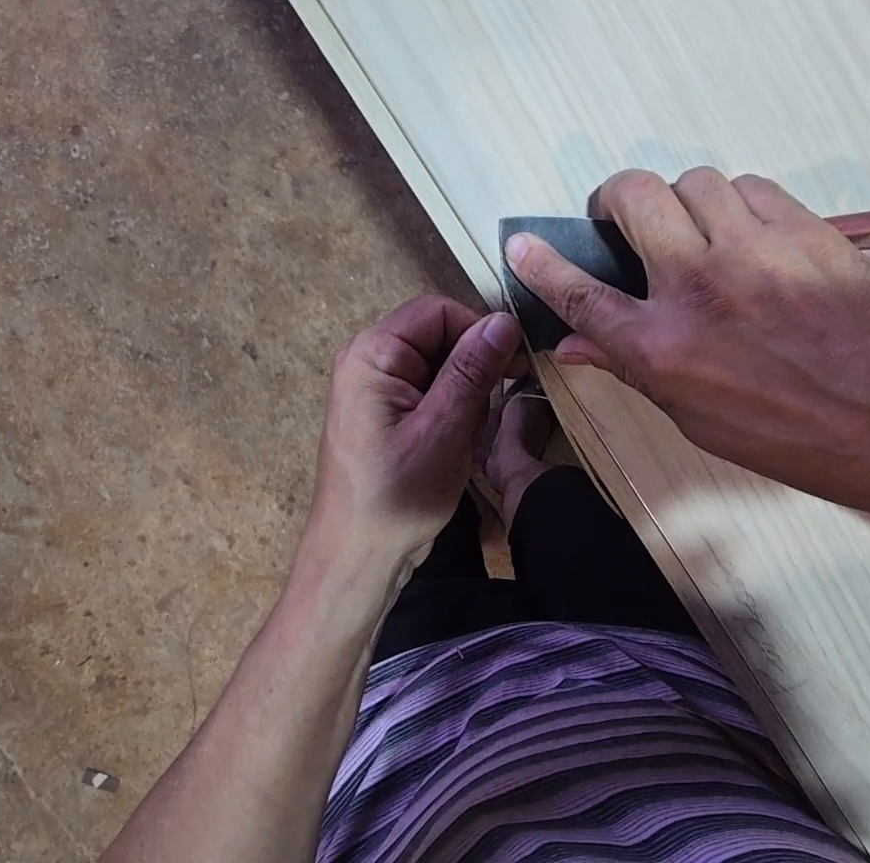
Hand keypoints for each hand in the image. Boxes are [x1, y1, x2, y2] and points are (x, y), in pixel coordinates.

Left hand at [307, 296, 523, 569]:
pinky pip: (429, 390)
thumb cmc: (397, 497)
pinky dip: (452, 411)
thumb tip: (505, 320)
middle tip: (484, 414)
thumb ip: (472, 370)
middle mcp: (368, 360)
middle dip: (472, 369)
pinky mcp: (384, 412)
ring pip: (440, 365)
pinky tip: (454, 443)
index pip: (438, 311)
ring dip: (465, 395)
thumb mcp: (444, 430)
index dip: (479, 332)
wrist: (357, 558)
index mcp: (372, 354)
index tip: (513, 369)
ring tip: (464, 437)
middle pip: (439, 335)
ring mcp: (374, 388)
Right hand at [505, 167, 869, 514]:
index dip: (543, 264)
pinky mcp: (806, 232)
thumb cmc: (777, 431)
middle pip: (635, 197)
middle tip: (626, 219)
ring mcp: (757, 253)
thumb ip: (627, 365)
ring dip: (685, 202)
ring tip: (699, 230)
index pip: (581, 292)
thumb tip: (573, 343)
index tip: (523, 243)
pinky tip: (749, 235)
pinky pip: (753, 188)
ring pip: (696, 181)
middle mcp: (699, 288)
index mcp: (662, 346)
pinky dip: (739, 205)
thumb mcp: (688, 412)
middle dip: (617, 197)